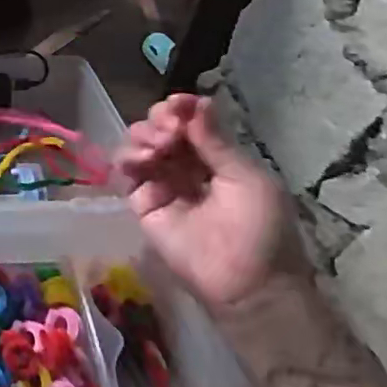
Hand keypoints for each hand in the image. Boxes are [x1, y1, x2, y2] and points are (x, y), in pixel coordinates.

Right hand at [119, 94, 307, 312]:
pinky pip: (126, 170)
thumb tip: (197, 101)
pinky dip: (129, 156)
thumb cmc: (260, 230)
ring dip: (145, 135)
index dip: (182, 107)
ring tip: (159, 147)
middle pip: (161, 126)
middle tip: (171, 130)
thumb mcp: (248, 179)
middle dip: (161, 119)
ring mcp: (162, 182)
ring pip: (140, 143)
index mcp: (217, 156)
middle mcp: (186, 165)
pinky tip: (144, 160)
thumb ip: (216, 141)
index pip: (191, 120)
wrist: (247, 285)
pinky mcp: (141, 203)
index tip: (179, 103)